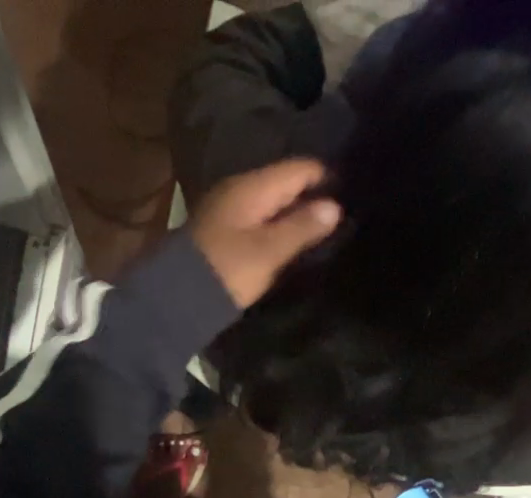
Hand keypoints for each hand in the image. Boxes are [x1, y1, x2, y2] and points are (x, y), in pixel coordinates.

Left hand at [189, 159, 340, 307]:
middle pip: (285, 182)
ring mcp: (229, 208)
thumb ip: (302, 227)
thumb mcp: (269, 251)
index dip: (327, 176)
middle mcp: (240, 189)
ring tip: (324, 225)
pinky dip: (278, 223)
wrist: (177, 296)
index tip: (353, 191)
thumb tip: (335, 206)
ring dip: (295, 210)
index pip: (299, 168)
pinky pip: (260, 217)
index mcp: (252, 187)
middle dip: (313, 193)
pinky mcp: (224, 229)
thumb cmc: (228, 269)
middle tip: (344, 211)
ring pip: (272, 201)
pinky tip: (293, 238)